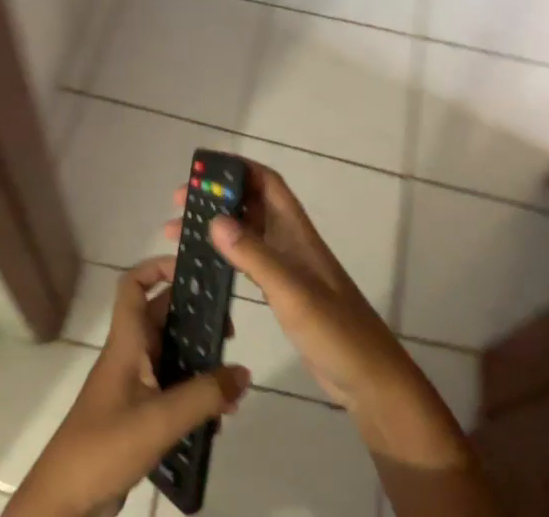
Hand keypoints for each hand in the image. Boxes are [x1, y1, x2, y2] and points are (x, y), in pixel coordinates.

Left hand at [7, 258, 250, 516]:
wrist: (65, 502)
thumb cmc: (104, 448)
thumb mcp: (160, 420)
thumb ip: (204, 395)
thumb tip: (243, 372)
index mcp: (125, 344)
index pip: (134, 286)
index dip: (159, 267)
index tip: (196, 271)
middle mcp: (128, 357)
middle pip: (161, 319)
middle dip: (196, 319)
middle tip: (231, 333)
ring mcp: (131, 387)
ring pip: (170, 357)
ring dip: (200, 363)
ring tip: (233, 384)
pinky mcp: (136, 416)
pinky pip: (170, 391)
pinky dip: (194, 396)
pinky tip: (218, 417)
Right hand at [163, 161, 413, 408]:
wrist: (370, 380)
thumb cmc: (336, 331)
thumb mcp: (291, 291)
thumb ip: (254, 255)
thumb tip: (215, 219)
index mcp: (297, 234)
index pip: (267, 184)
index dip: (238, 169)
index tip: (201, 170)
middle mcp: (292, 244)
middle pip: (251, 206)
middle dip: (216, 198)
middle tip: (177, 205)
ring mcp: (290, 270)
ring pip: (247, 234)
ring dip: (216, 228)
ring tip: (177, 235)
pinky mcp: (285, 295)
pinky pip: (250, 263)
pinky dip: (226, 257)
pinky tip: (206, 268)